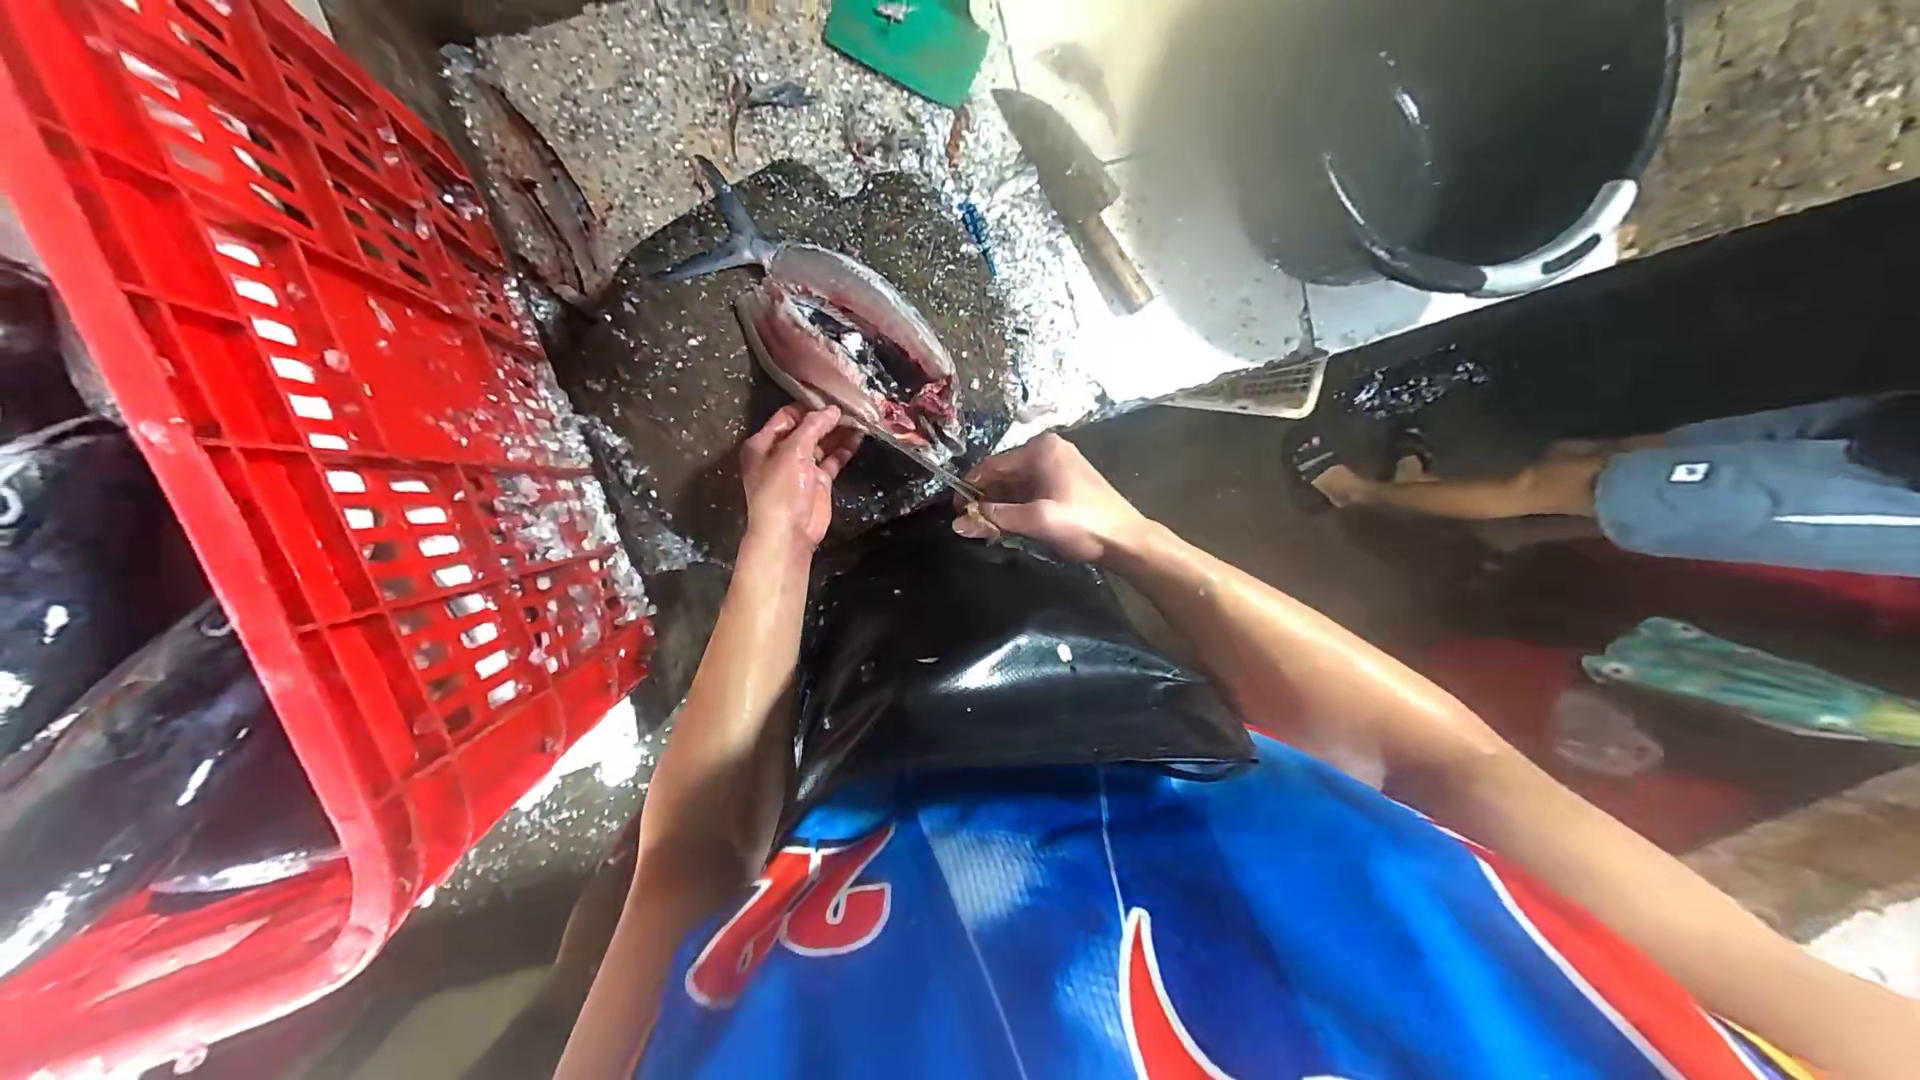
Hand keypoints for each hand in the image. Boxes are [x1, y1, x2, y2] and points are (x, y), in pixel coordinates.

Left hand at [740, 405, 861, 550]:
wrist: (788, 532)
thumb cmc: (781, 489)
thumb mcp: (792, 452)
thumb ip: (812, 427)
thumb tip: (833, 410)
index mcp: (764, 443)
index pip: (787, 416)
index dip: (808, 406)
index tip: (831, 396)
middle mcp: (782, 452)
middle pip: (807, 428)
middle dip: (827, 418)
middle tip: (851, 405)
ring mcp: (801, 467)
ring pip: (822, 443)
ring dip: (839, 432)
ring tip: (860, 417)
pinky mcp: (819, 480)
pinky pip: (833, 459)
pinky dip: (845, 449)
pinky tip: (859, 437)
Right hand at [953, 433, 1153, 562]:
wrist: (1128, 540)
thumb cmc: (1083, 524)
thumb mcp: (1035, 520)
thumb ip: (994, 519)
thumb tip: (957, 524)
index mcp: (1041, 449)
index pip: (992, 464)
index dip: (970, 487)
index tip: (955, 511)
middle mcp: (1048, 450)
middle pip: (1003, 473)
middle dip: (985, 498)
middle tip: (970, 524)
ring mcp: (1058, 466)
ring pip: (1016, 484)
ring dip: (1000, 505)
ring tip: (987, 529)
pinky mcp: (1064, 482)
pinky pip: (1030, 490)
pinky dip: (1016, 506)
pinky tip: (1008, 525)